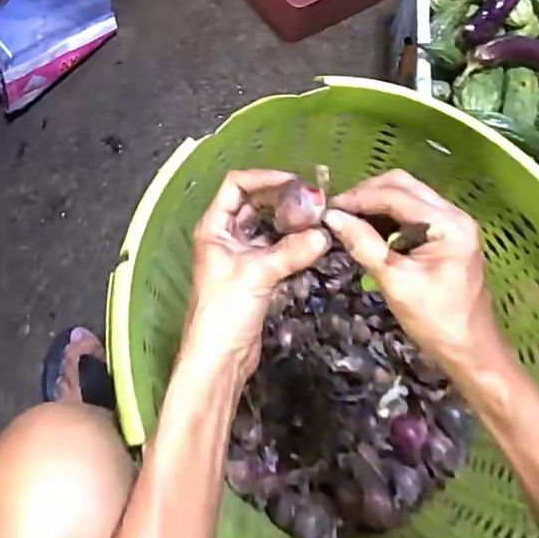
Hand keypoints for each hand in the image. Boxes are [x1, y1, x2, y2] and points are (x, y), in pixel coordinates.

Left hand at [183, 169, 329, 379]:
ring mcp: (239, 254)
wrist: (219, 359)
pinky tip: (312, 243)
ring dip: (288, 222)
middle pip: (254, 203)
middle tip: (313, 201)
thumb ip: (291, 252)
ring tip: (317, 219)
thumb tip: (323, 235)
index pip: (236, 185)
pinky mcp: (253, 273)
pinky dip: (291, 244)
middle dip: (281, 199)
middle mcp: (225, 234)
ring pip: (266, 226)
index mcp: (214, 225)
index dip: (264, 178)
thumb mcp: (258, 274)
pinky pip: (273, 248)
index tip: (294, 182)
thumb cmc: (225, 310)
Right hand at [322, 170, 505, 370]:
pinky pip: (411, 209)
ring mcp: (452, 222)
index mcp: (448, 224)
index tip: (330, 207)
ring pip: (406, 193)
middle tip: (340, 210)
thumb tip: (332, 216)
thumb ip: (363, 244)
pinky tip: (369, 227)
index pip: (395, 196)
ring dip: (376, 201)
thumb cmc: (435, 320)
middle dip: (367, 193)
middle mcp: (454, 214)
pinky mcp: (447, 232)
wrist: (471, 353)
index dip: (358, 198)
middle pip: (402, 184)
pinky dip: (387, 213)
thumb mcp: (394, 281)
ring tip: (349, 217)